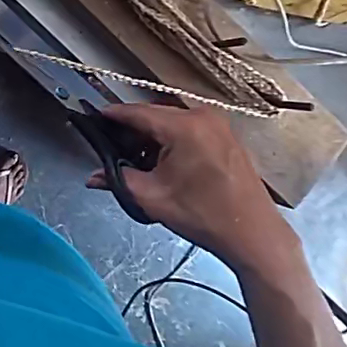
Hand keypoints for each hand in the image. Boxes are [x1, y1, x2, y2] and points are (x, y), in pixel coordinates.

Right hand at [86, 103, 291, 271]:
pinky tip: (164, 160)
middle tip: (114, 147)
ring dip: (154, 136)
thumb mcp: (153, 197)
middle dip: (134, 130)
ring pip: (173, 122)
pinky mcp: (227, 135)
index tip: (97, 116)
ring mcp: (219, 124)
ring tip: (138, 159)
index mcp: (184, 127)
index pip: (138, 112)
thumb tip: (93, 177)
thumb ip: (118, 180)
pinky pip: (190, 128)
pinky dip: (173, 139)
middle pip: (156, 115)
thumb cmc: (204, 215)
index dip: (114, 115)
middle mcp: (203, 117)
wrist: (253, 234)